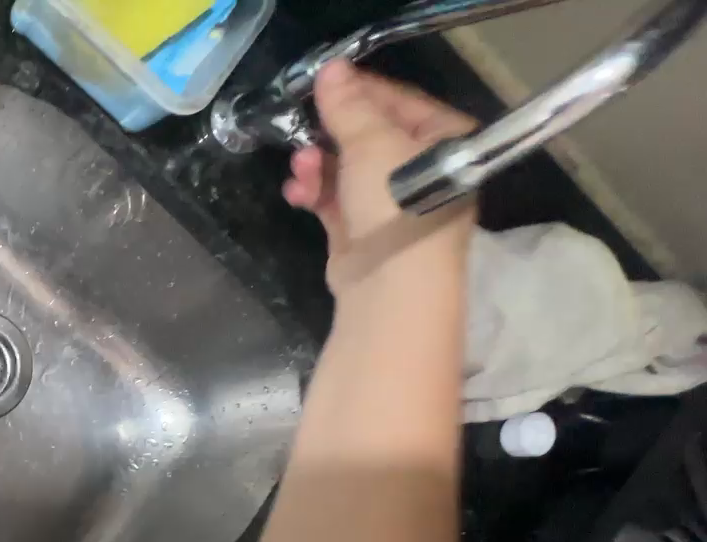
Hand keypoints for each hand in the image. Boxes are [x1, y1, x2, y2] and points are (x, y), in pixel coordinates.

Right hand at [283, 60, 478, 297]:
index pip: (396, 103)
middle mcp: (416, 166)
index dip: (357, 94)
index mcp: (439, 137)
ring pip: (344, 171)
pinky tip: (296, 193)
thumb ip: (349, 109)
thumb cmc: (397, 203)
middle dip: (328, 137)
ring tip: (298, 170)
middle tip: (300, 133)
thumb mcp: (372, 145)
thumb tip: (331, 69)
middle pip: (365, 138)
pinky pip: (331, 201)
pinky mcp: (357, 229)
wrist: (390, 279)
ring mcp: (386, 200)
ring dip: (316, 167)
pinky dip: (313, 194)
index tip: (318, 88)